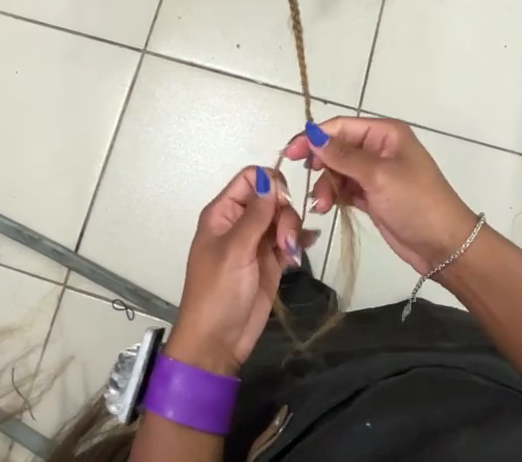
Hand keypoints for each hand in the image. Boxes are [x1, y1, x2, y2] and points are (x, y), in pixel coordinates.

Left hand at [166, 166, 302, 375]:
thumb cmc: (217, 293)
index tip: (282, 203)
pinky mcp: (271, 262)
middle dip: (285, 213)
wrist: (218, 342)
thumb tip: (270, 179)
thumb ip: (255, 215)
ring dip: (292, 229)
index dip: (270, 184)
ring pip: (283, 217)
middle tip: (285, 239)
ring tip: (291, 253)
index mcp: (223, 213)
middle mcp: (240, 222)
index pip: (250, 179)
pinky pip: (289, 240)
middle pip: (272, 197)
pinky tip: (304, 248)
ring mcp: (256, 242)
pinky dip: (298, 241)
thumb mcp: (234, 251)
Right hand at [283, 117, 477, 275]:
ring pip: (338, 170)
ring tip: (321, 205)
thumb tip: (312, 135)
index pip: (341, 127)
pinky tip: (325, 208)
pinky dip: (333, 196)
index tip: (290, 153)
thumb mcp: (378, 176)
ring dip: (326, 185)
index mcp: (385, 133)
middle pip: (337, 148)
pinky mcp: (373, 196)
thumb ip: (343, 155)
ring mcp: (376, 174)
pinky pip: (345, 189)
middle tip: (306, 182)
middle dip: (320, 165)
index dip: (314, 137)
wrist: (446, 246)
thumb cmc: (416, 203)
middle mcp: (379, 148)